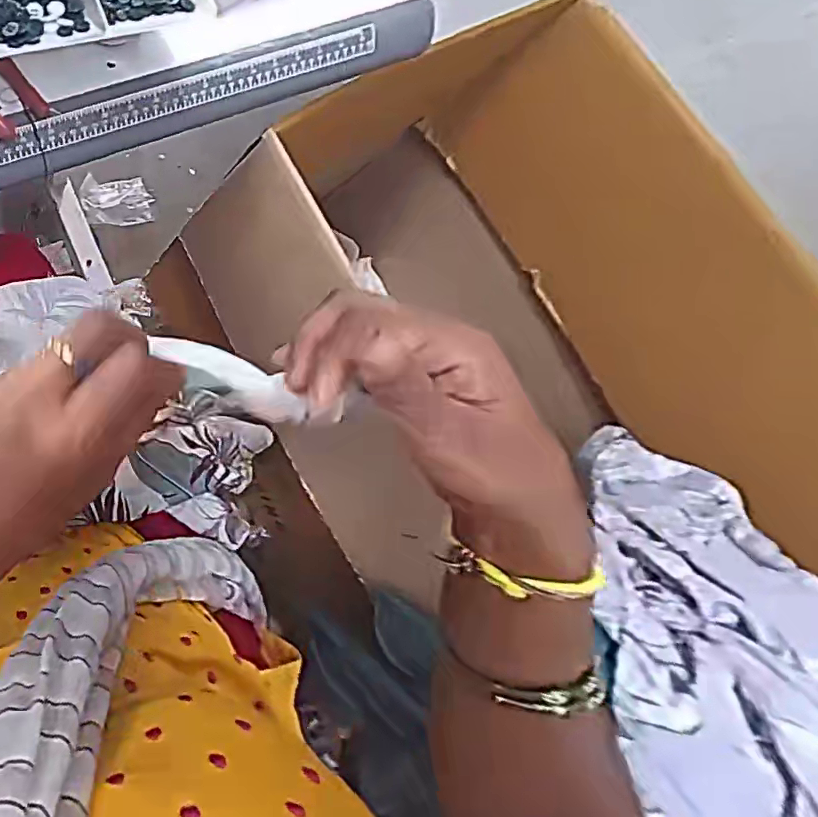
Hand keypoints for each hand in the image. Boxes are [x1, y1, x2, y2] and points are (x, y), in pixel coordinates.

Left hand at [0, 312, 183, 571]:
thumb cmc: (42, 511)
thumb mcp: (100, 472)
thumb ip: (134, 421)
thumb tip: (164, 382)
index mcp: (74, 429)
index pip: (132, 365)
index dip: (161, 366)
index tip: (170, 377)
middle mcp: (42, 393)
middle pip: (99, 325)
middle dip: (130, 337)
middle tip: (140, 363)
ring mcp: (16, 379)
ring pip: (73, 335)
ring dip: (99, 350)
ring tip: (104, 381)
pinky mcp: (0, 377)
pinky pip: (49, 355)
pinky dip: (70, 365)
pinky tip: (69, 395)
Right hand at [276, 292, 589, 575]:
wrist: (522, 506)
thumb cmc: (495, 476)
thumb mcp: (448, 436)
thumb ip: (403, 387)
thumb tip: (359, 346)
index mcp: (451, 343)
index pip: (370, 323)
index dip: (331, 355)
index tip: (316, 402)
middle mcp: (434, 335)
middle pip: (355, 310)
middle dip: (314, 342)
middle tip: (294, 386)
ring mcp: (419, 349)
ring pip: (349, 324)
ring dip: (314, 349)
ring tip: (295, 386)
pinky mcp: (404, 369)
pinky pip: (355, 348)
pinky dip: (324, 359)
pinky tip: (307, 380)